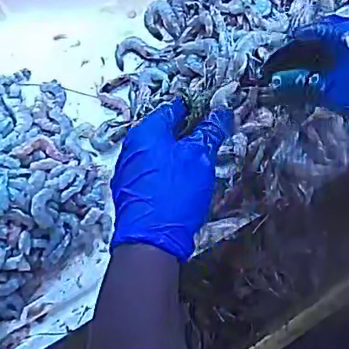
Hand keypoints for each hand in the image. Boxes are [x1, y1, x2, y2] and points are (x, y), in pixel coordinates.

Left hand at [110, 98, 233, 261]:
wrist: (150, 241)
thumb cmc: (174, 194)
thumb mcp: (200, 157)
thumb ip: (209, 132)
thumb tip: (220, 113)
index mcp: (146, 131)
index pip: (173, 108)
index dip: (196, 109)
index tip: (212, 113)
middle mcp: (132, 147)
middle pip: (163, 131)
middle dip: (187, 133)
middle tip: (210, 139)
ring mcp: (128, 171)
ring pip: (157, 153)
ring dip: (177, 155)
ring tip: (200, 163)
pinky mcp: (130, 192)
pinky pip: (151, 173)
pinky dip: (167, 173)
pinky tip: (182, 184)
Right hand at [266, 16, 348, 142]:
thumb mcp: (335, 93)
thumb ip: (302, 84)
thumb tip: (274, 83)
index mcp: (348, 30)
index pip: (307, 32)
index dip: (286, 50)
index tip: (272, 66)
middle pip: (326, 35)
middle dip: (304, 52)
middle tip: (288, 72)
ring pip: (345, 45)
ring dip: (324, 59)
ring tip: (310, 78)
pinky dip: (343, 65)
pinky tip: (339, 81)